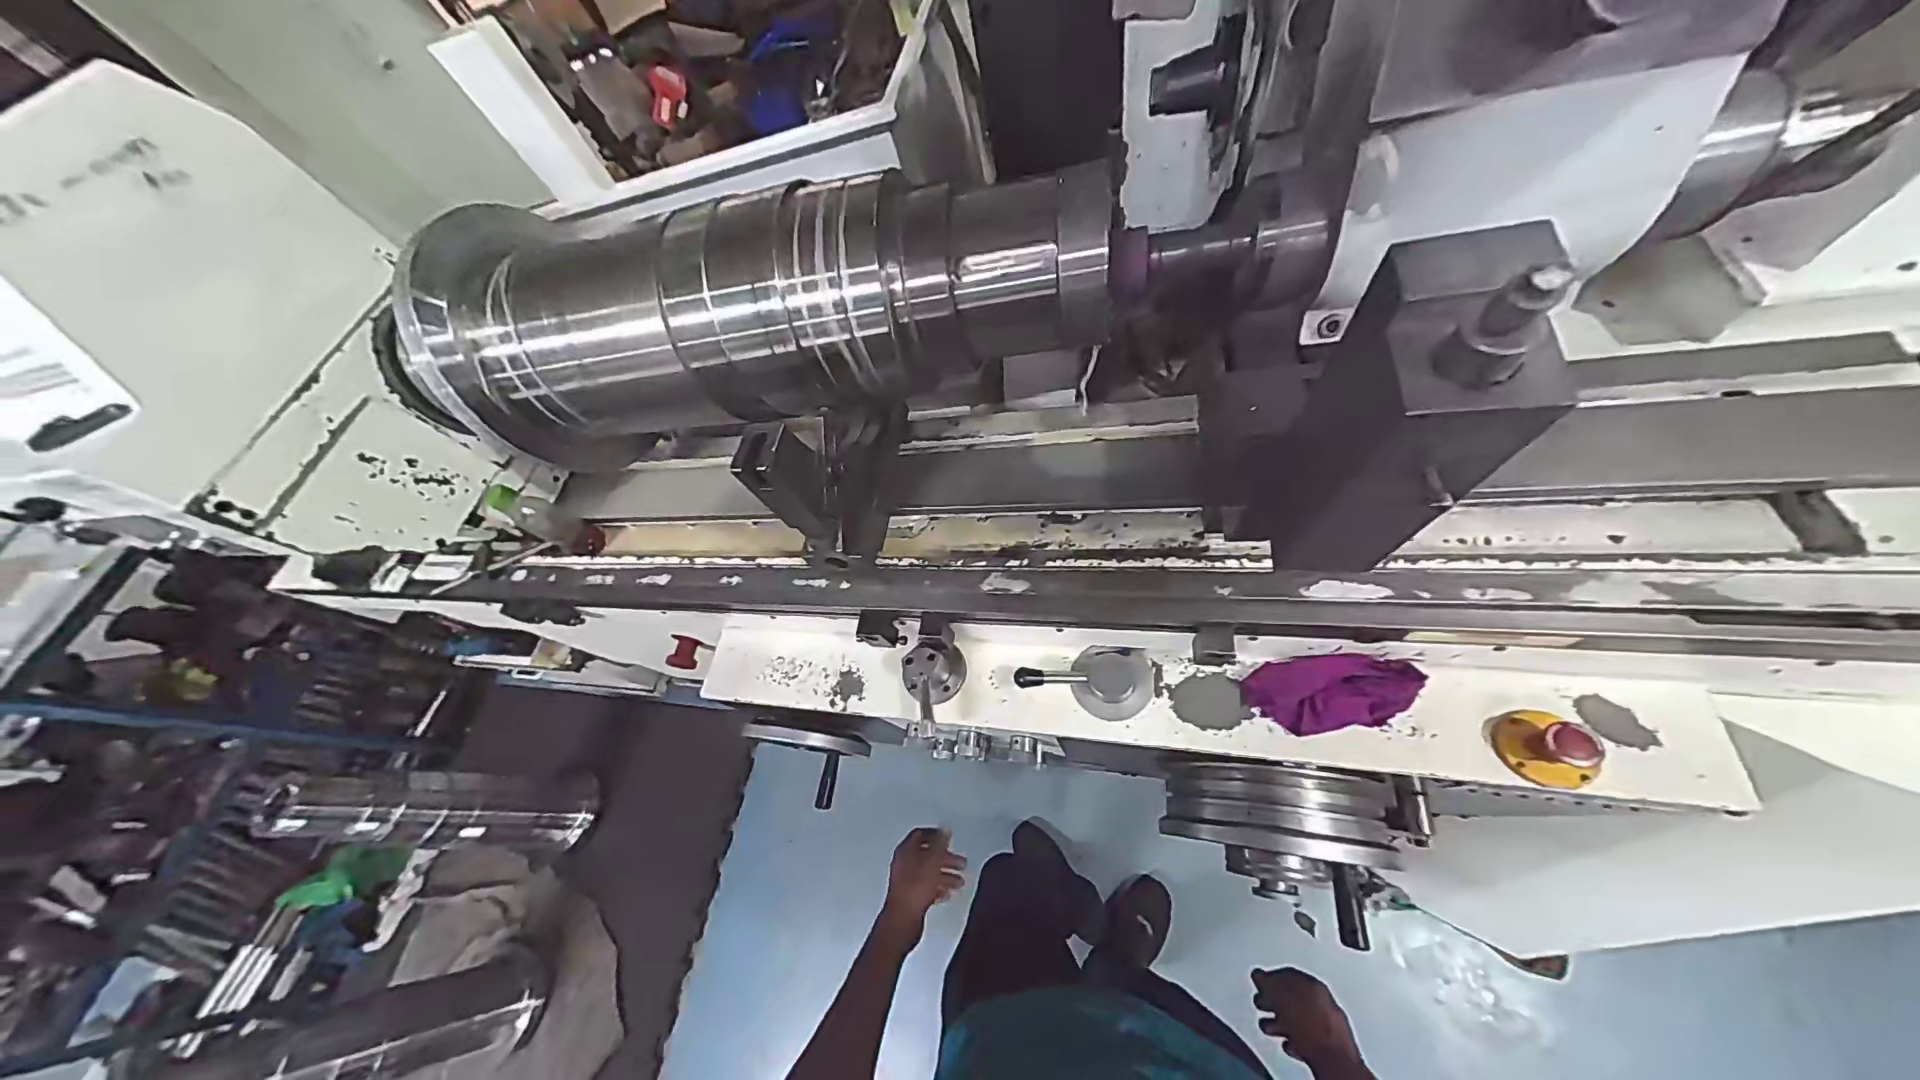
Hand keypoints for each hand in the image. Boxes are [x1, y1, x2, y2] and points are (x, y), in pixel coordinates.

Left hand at [876, 827, 966, 947]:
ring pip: (928, 872)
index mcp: (905, 851)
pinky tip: (946, 892)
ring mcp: (906, 881)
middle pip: (927, 855)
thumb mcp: (932, 861)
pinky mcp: (910, 897)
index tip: (946, 836)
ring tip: (959, 881)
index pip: (920, 835)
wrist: (903, 919)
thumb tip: (945, 829)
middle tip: (959, 861)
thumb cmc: (914, 889)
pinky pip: (926, 888)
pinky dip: (938, 888)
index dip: (935, 834)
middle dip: (945, 857)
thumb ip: (940, 844)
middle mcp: (903, 864)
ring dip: (945, 874)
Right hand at [1251, 968, 1364, 1072]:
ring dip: (1280, 1021)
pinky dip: (1294, 1039)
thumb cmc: (1307, 1026)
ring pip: (1296, 1018)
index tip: (1258, 982)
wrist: (1331, 1060)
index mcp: (1311, 984)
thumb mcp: (1276, 994)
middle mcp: (1323, 1002)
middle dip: (1273, 1000)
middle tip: (1261, 1003)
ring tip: (1269, 1026)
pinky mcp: (1328, 1048)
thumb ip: (1264, 981)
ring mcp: (1328, 1026)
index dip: (1268, 978)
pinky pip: (1305, 1038)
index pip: (1286, 974)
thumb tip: (1258, 974)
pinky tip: (1288, 1043)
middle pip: (1291, 996)